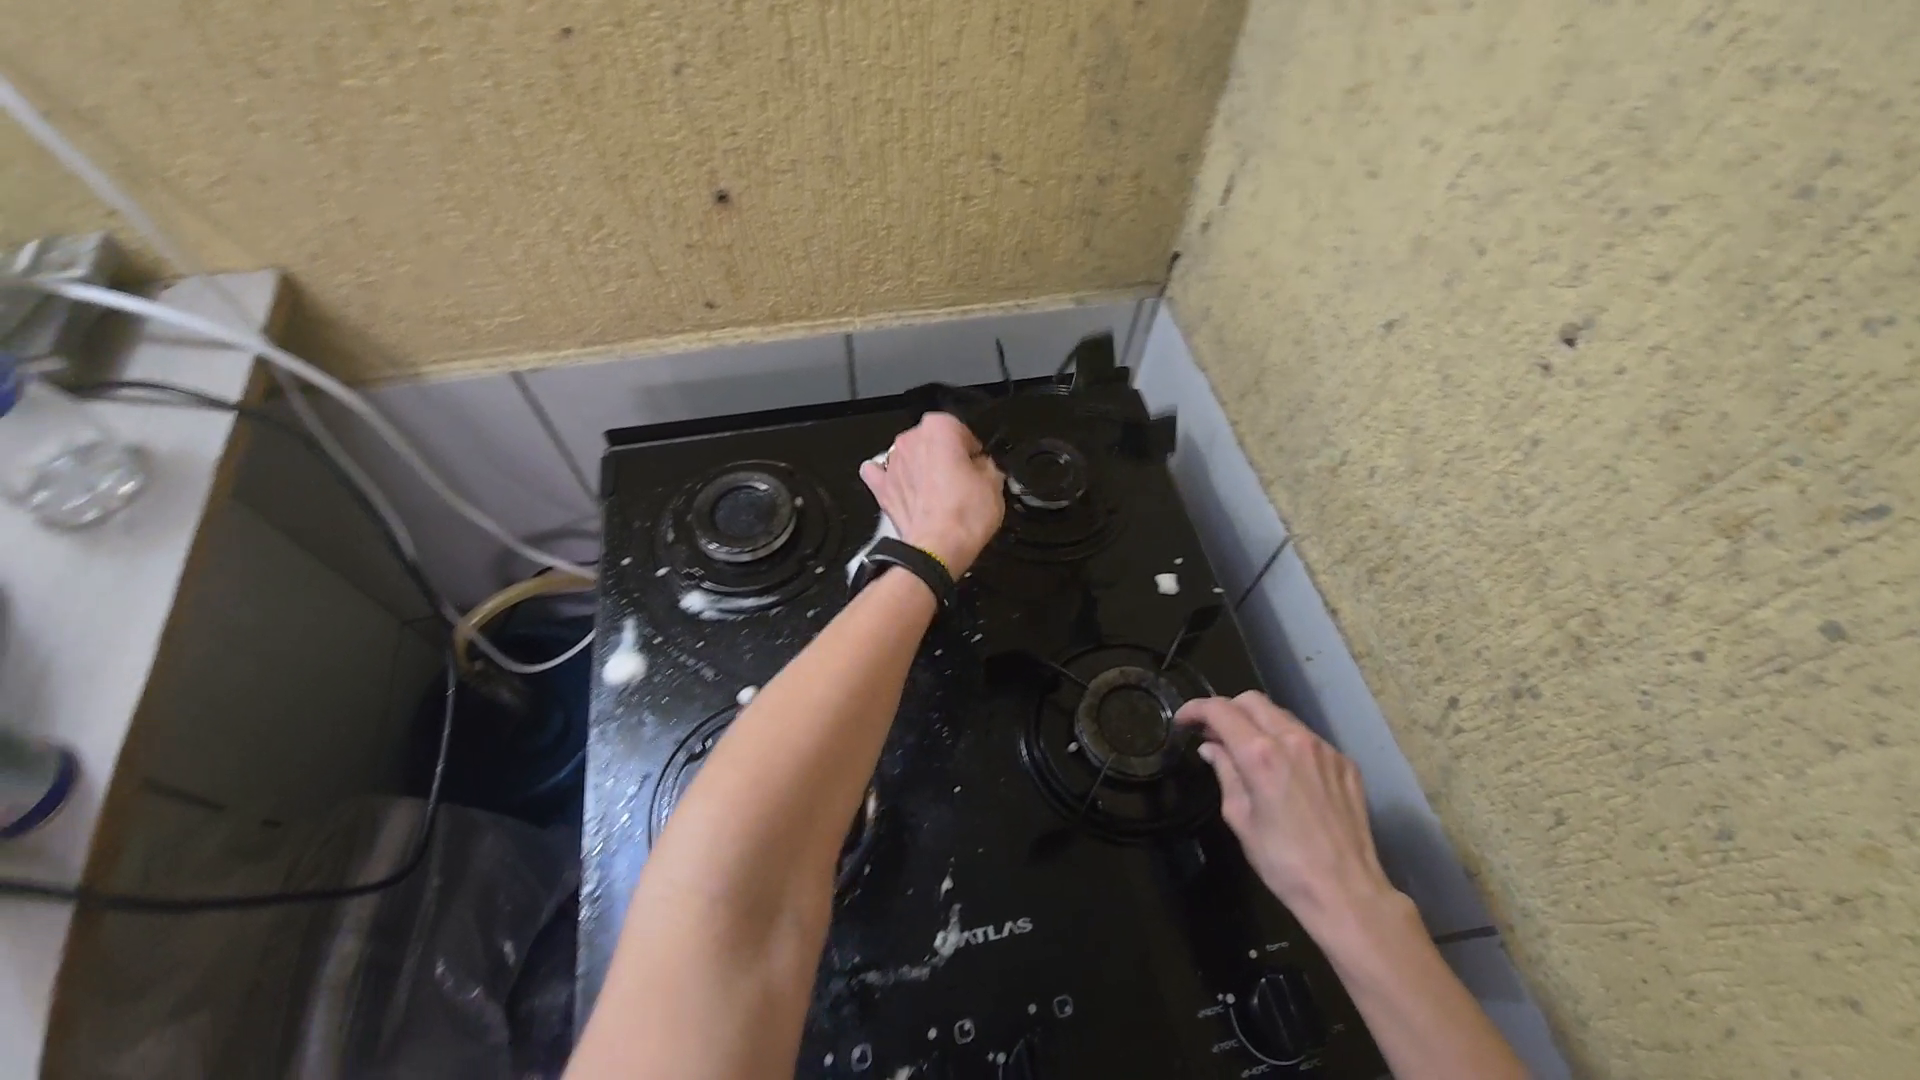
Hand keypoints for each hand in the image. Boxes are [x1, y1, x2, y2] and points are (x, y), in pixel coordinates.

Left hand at [858, 413, 1006, 576]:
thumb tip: (983, 467)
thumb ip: (987, 465)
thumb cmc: (963, 516)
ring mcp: (892, 463)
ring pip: (909, 456)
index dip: (971, 447)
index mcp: (939, 428)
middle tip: (962, 479)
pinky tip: (907, 488)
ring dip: (922, 468)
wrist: (938, 548)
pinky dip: (892, 478)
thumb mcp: (995, 483)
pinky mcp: (882, 488)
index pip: (960, 428)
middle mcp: (911, 440)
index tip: (977, 462)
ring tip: (940, 493)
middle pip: (932, 440)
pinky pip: (880, 473)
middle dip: (945, 455)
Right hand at [1176, 692, 1401, 933]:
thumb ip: (1225, 773)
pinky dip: (1286, 743)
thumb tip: (1213, 749)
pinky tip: (1283, 771)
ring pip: (1282, 716)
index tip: (1183, 721)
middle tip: (1213, 734)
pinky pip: (1307, 738)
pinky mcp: (1345, 763)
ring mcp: (1324, 749)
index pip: (1220, 710)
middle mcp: (1294, 740)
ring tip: (1246, 751)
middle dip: (1227, 710)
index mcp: (1261, 755)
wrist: (1346, 890)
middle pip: (1252, 701)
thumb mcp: (1239, 818)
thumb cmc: (1282, 862)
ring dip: (1257, 724)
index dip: (1196, 709)